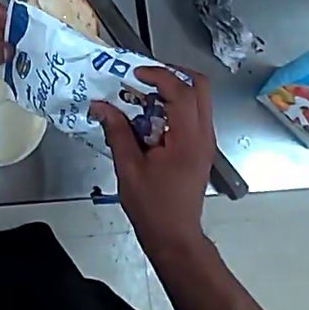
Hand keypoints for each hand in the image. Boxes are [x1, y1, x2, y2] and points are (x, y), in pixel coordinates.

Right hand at [92, 66, 214, 255]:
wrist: (174, 235)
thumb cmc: (152, 207)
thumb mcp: (128, 168)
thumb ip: (117, 132)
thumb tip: (102, 107)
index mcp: (188, 140)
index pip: (182, 92)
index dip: (159, 76)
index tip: (136, 73)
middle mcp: (204, 136)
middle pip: (200, 87)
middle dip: (173, 74)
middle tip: (144, 76)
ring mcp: (206, 142)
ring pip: (199, 99)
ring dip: (173, 89)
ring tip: (143, 95)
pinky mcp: (201, 148)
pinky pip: (193, 114)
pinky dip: (174, 106)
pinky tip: (149, 116)